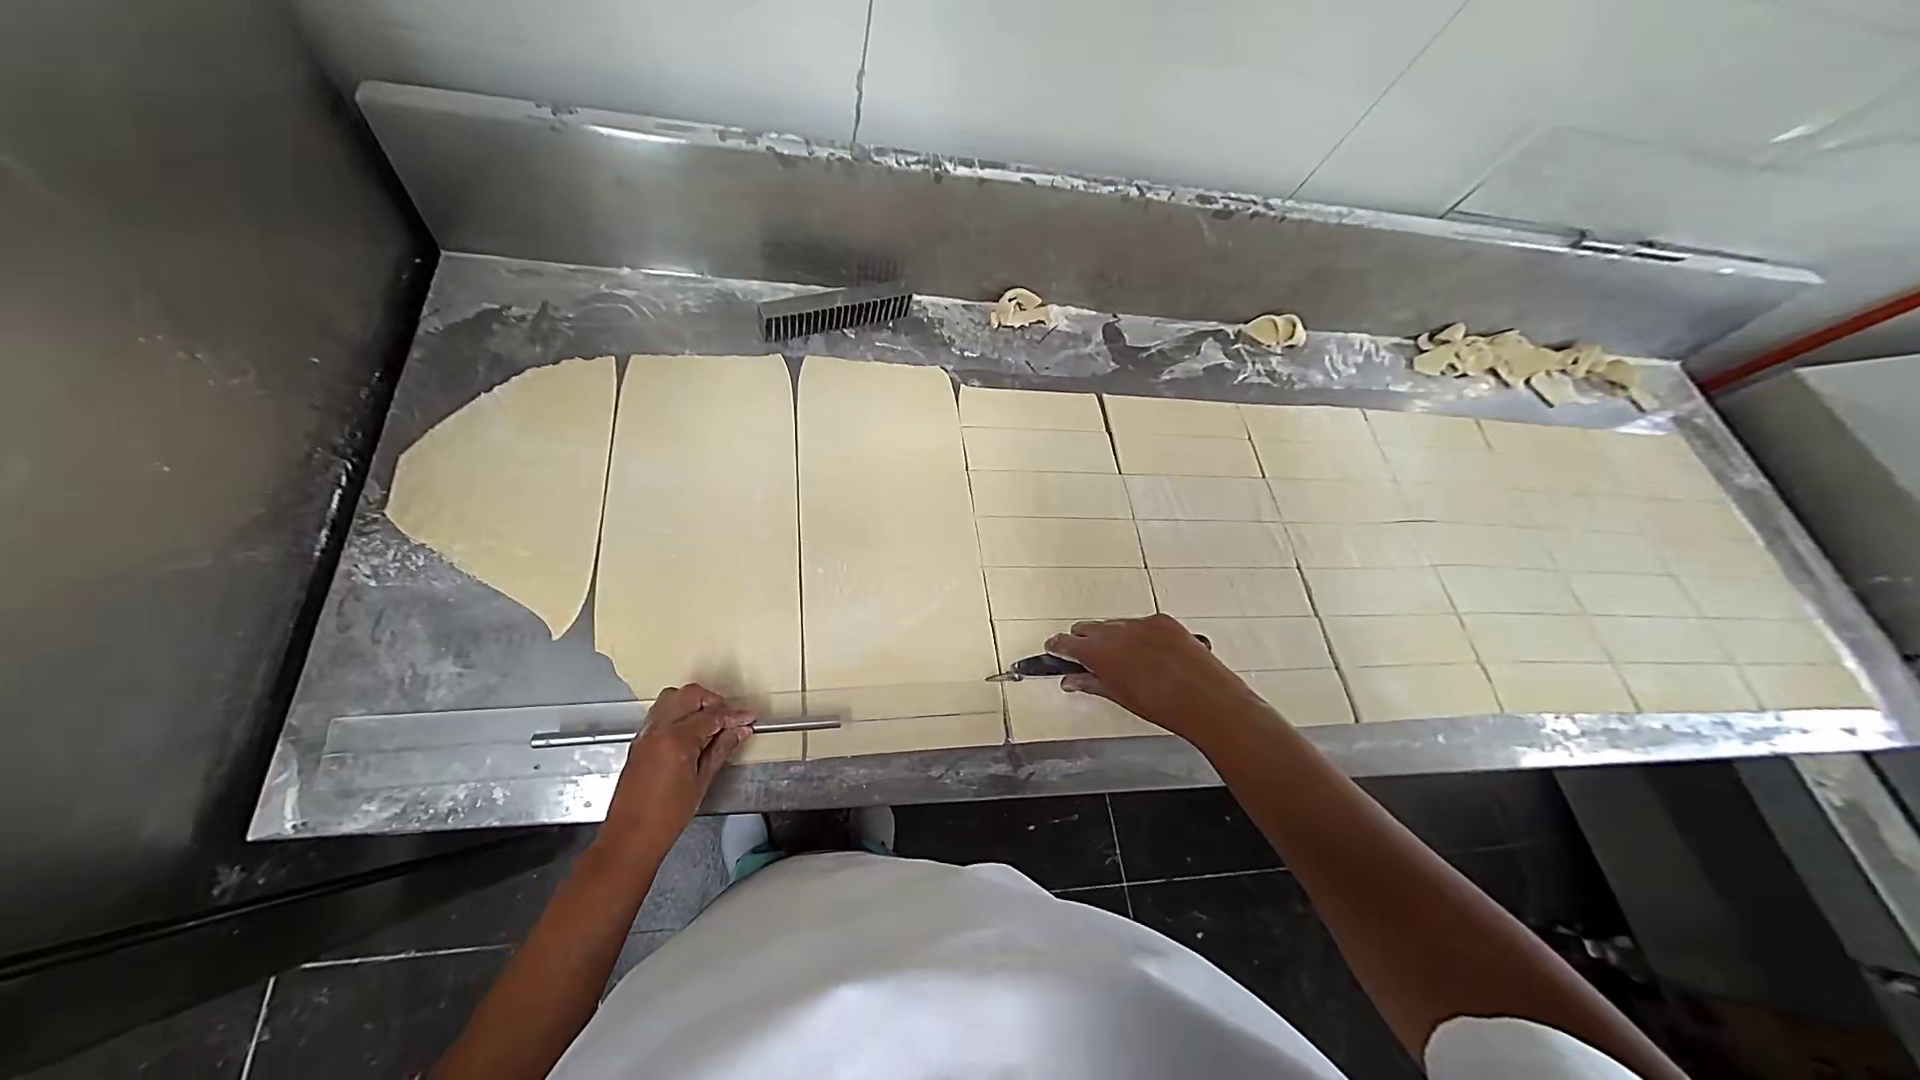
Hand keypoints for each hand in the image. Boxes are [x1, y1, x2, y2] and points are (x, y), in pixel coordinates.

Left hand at [598, 684, 754, 861]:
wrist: (631, 836)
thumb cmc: (668, 814)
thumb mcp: (702, 780)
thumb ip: (722, 749)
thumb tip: (740, 730)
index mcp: (676, 738)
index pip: (712, 715)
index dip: (735, 715)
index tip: (749, 718)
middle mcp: (658, 729)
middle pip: (690, 695)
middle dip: (714, 702)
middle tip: (730, 718)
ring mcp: (646, 733)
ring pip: (673, 698)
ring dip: (694, 703)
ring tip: (711, 722)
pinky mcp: (639, 740)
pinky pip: (662, 713)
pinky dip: (680, 713)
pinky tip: (693, 731)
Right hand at [1046, 614, 1267, 739]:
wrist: (1206, 701)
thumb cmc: (1164, 706)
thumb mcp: (1119, 697)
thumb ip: (1091, 683)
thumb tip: (1073, 681)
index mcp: (1099, 652)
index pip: (1066, 643)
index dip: (1058, 647)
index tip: (1054, 649)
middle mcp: (1117, 632)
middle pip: (1088, 629)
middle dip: (1085, 642)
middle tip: (1089, 659)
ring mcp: (1141, 624)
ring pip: (1115, 625)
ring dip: (1113, 638)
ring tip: (1125, 661)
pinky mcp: (1163, 621)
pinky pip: (1142, 624)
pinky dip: (1140, 635)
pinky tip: (1150, 654)